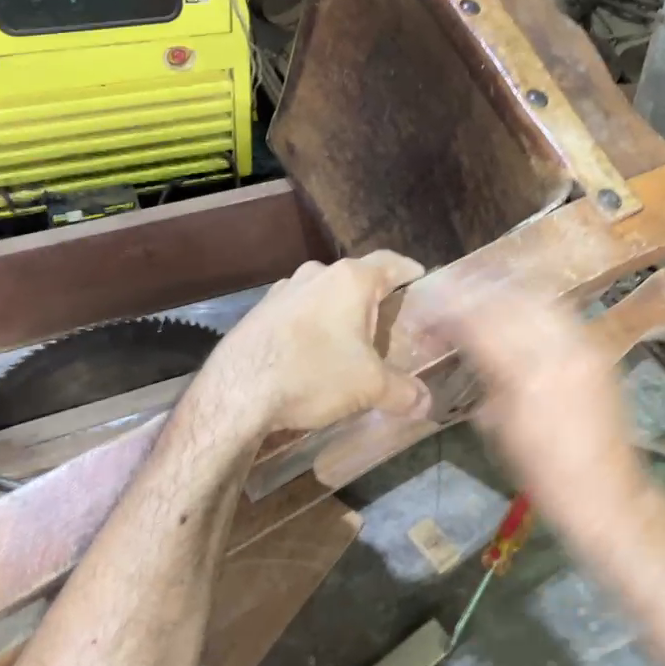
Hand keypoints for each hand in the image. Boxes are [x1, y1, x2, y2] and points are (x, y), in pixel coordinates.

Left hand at [195, 252, 432, 434]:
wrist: (237, 391)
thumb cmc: (313, 374)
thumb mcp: (369, 387)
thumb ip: (403, 392)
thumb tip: (427, 403)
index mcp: (350, 279)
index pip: (391, 262)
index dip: (410, 272)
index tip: (422, 284)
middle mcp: (316, 274)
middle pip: (356, 279)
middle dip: (373, 301)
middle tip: (389, 328)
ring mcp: (283, 290)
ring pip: (323, 295)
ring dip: (338, 314)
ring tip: (349, 345)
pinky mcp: (259, 311)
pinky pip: (297, 313)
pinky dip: (311, 327)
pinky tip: (311, 356)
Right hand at [425, 283, 648, 524]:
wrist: (608, 495)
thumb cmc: (543, 475)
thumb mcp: (497, 428)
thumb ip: (482, 378)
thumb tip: (462, 347)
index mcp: (527, 375)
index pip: (477, 323)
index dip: (446, 313)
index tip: (424, 314)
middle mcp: (558, 348)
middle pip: (505, 299)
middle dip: (468, 293)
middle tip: (443, 296)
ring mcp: (582, 343)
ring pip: (534, 295)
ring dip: (499, 290)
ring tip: (473, 293)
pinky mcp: (596, 347)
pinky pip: (557, 308)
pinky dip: (528, 299)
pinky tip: (512, 304)